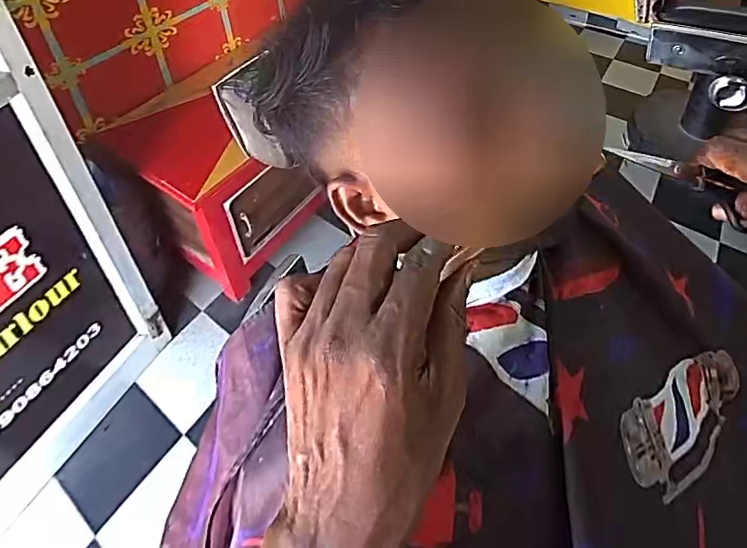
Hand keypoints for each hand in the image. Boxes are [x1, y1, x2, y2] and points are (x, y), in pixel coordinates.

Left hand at [269, 223, 475, 547]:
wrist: (338, 514)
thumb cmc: (401, 465)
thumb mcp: (445, 399)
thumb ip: (450, 326)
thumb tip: (458, 273)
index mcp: (388, 349)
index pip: (417, 269)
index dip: (439, 246)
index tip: (452, 240)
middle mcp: (343, 332)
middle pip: (373, 248)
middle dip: (404, 231)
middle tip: (424, 236)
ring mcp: (309, 335)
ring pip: (339, 261)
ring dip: (370, 249)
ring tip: (394, 257)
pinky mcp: (288, 345)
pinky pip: (297, 288)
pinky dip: (322, 274)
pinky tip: (344, 285)